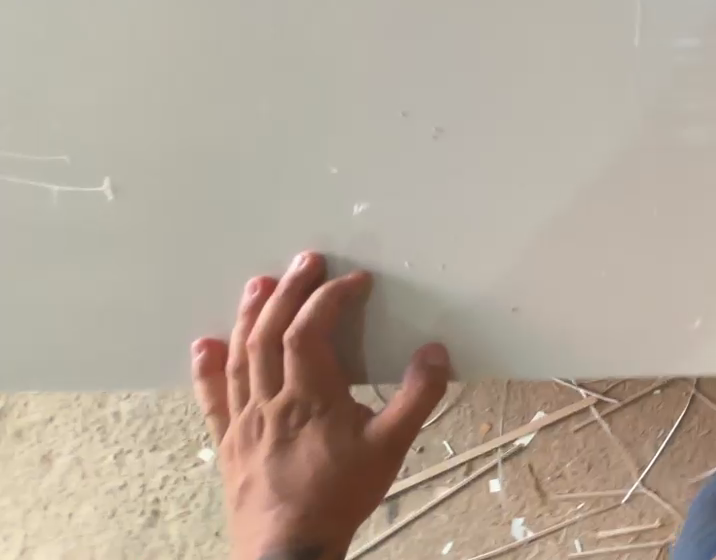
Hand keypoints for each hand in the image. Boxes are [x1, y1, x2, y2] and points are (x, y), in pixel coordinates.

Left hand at [191, 252, 450, 559]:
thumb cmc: (342, 493)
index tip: (355, 280)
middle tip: (306, 260)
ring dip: (249, 317)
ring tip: (259, 284)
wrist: (286, 552)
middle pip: (268, 337)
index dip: (329, 300)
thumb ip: (418, 395)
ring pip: (238, 358)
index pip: (309, 334)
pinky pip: (212, 397)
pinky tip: (205, 344)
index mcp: (309, 399)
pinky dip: (207, 367)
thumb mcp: (394, 444)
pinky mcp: (230, 441)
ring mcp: (243, 422)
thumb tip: (435, 350)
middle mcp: (269, 403)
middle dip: (287, 293)